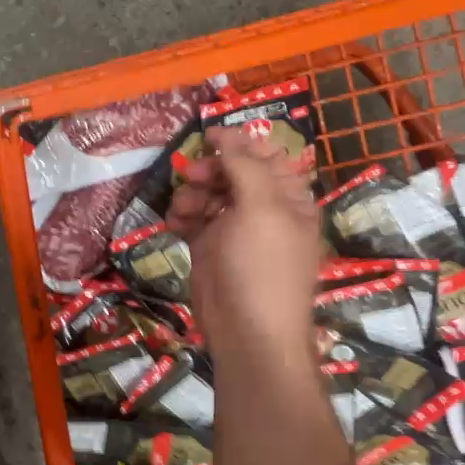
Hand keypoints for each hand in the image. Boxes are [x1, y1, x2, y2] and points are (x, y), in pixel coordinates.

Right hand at [166, 127, 321, 359]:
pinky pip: (192, 218)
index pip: (267, 158)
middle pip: (233, 172)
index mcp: (289, 199)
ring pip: (208, 193)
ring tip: (182, 211)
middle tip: (194, 176)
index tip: (208, 137)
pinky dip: (181, 217)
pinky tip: (175, 225)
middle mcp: (264, 210)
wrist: (246, 329)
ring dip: (191, 194)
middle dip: (211, 171)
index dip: (240, 144)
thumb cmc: (262, 266)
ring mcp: (235, 230)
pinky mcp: (209, 247)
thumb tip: (225, 134)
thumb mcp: (260, 208)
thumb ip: (243, 166)